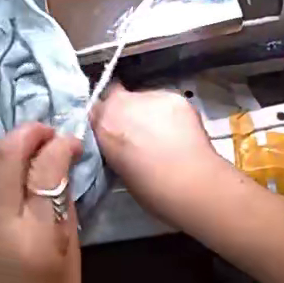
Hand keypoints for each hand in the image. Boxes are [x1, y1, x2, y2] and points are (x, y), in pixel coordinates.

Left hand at [0, 122, 82, 282]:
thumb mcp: (72, 257)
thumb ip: (63, 207)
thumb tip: (61, 165)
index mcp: (33, 238)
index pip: (44, 170)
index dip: (60, 146)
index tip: (71, 141)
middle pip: (3, 156)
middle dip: (27, 133)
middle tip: (46, 132)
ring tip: (22, 150)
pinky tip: (3, 172)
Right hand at [89, 82, 227, 228]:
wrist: (188, 182)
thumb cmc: (148, 186)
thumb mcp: (115, 164)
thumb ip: (112, 142)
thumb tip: (119, 139)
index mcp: (102, 123)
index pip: (95, 109)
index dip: (104, 118)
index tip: (112, 129)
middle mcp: (121, 103)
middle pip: (117, 96)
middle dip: (125, 109)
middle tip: (137, 129)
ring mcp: (149, 96)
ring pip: (144, 97)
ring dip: (148, 110)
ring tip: (162, 131)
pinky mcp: (174, 96)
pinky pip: (166, 101)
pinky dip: (169, 112)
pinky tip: (178, 129)